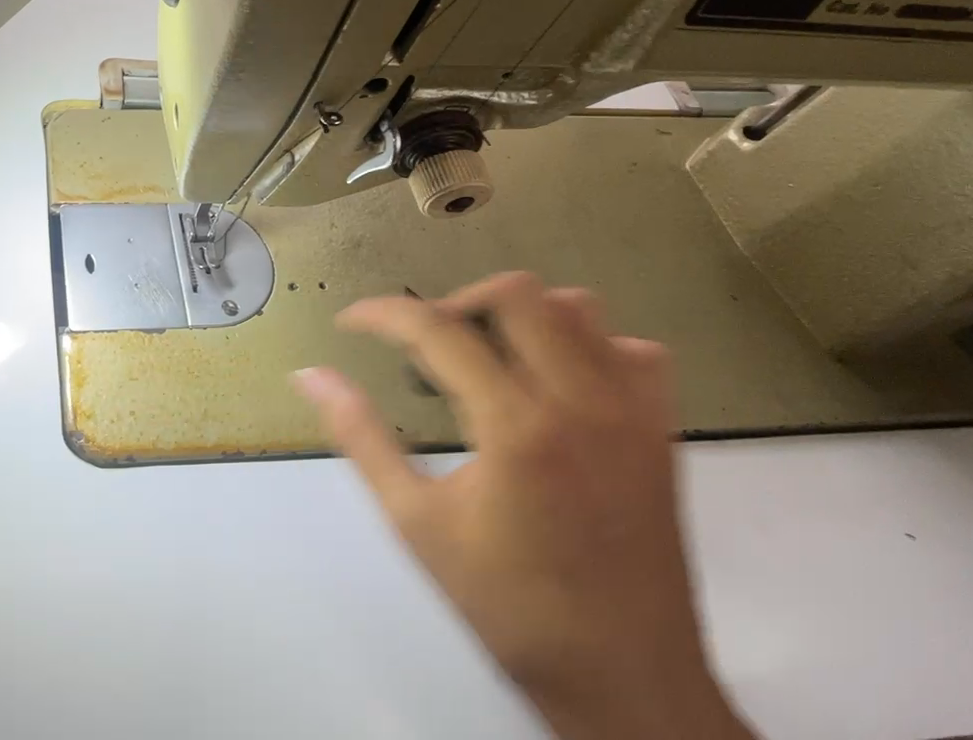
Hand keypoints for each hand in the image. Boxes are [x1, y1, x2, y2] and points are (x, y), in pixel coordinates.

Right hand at [293, 273, 753, 739]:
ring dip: (520, 316)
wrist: (623, 677)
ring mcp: (633, 412)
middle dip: (454, 304)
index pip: (438, 330)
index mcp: (515, 426)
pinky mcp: (662, 431)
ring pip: (578, 309)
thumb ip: (361, 437)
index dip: (383, 314)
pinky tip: (555, 382)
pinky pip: (633, 350)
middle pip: (516, 294)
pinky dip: (587, 344)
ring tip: (484, 357)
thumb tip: (310, 376)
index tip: (350, 322)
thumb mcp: (414, 522)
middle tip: (422, 347)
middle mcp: (581, 401)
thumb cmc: (507, 605)